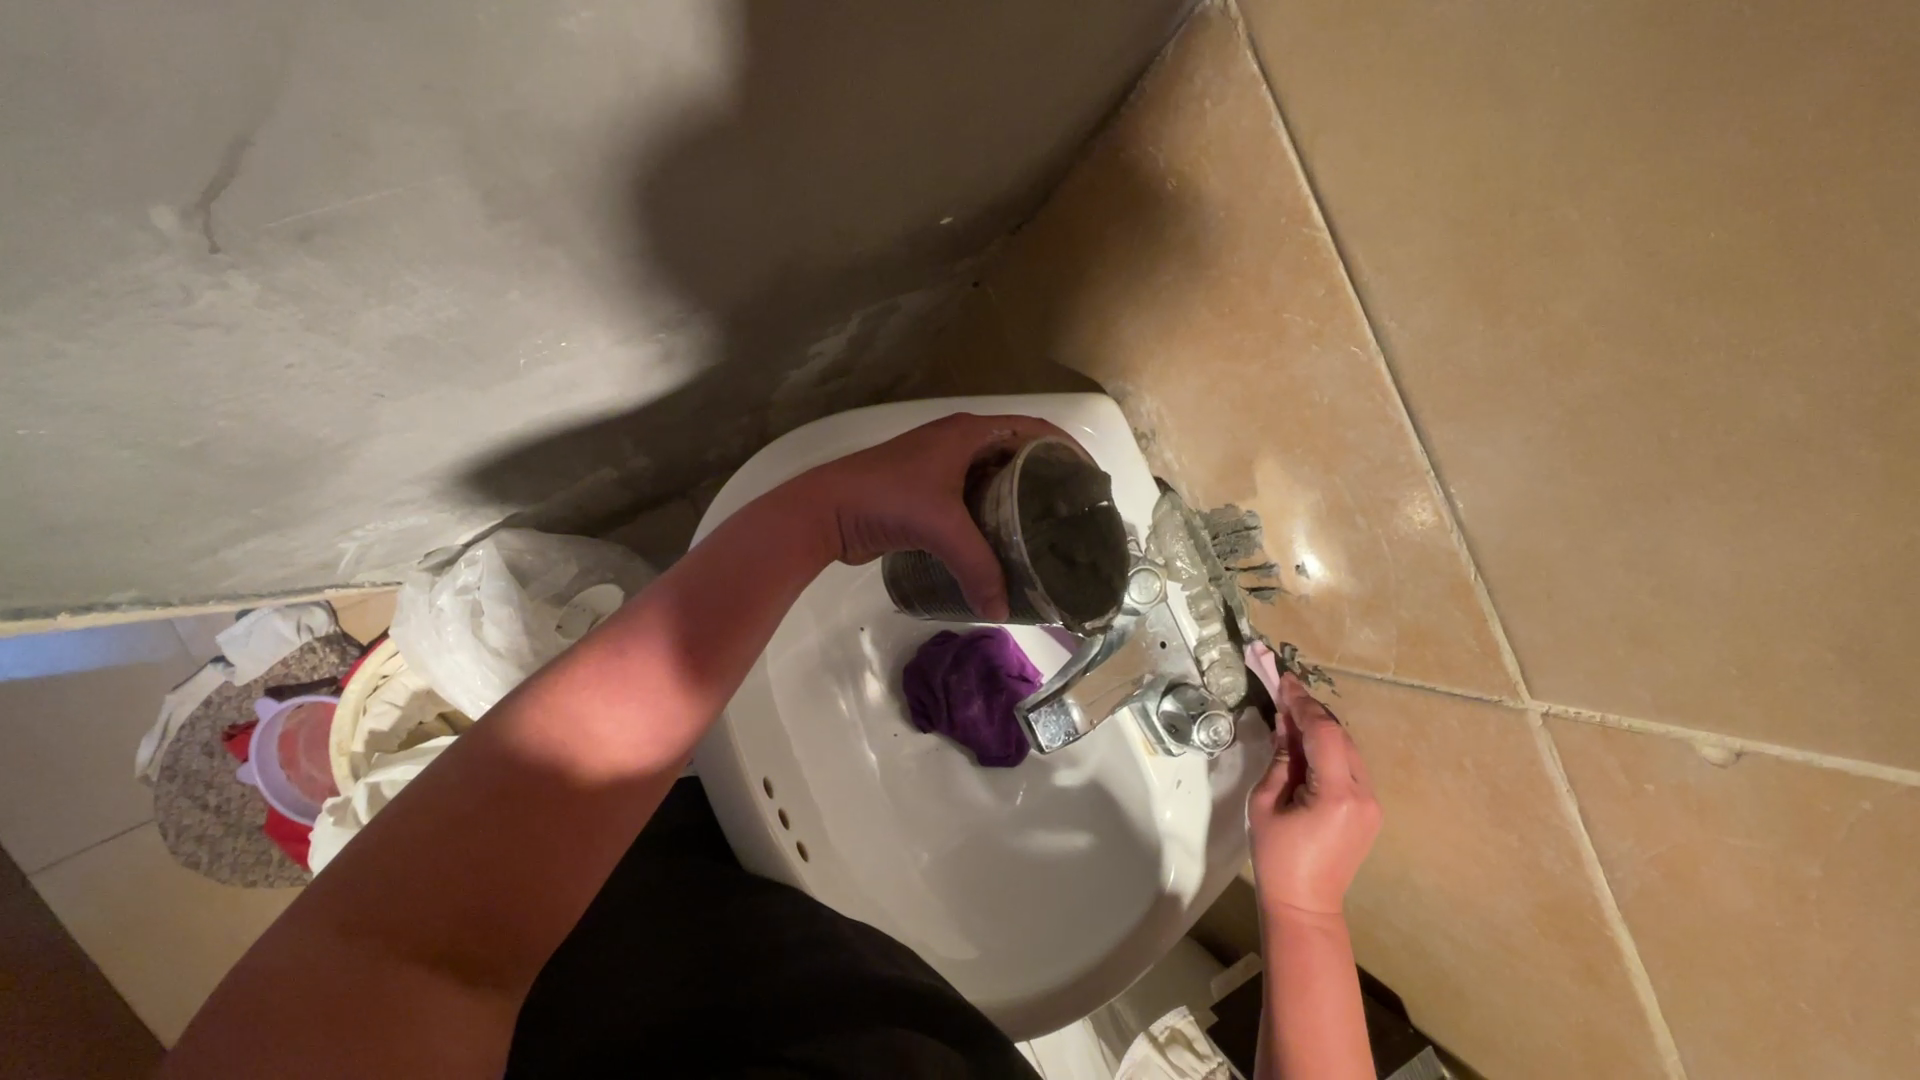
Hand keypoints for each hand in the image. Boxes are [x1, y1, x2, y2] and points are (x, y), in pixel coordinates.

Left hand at [796, 412, 1069, 620]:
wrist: (825, 510)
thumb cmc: (886, 500)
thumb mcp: (941, 529)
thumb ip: (978, 568)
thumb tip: (1001, 611)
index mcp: (969, 433)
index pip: (1035, 431)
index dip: (1068, 451)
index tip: (1092, 481)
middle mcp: (959, 443)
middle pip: (1018, 456)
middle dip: (1047, 481)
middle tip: (1073, 515)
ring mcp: (941, 467)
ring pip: (994, 480)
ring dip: (1018, 501)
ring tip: (1046, 533)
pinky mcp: (926, 493)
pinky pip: (973, 501)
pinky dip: (992, 518)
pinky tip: (1004, 545)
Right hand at [1245, 643, 1380, 917]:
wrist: (1305, 904)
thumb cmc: (1276, 856)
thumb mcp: (1264, 802)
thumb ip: (1281, 760)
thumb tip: (1285, 726)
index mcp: (1337, 794)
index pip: (1324, 733)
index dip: (1303, 703)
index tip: (1284, 680)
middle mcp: (1364, 794)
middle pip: (1340, 737)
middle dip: (1312, 712)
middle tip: (1284, 691)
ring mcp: (1372, 803)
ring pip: (1348, 750)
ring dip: (1321, 729)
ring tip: (1292, 712)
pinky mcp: (1369, 810)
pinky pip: (1350, 767)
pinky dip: (1328, 749)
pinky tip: (1306, 743)